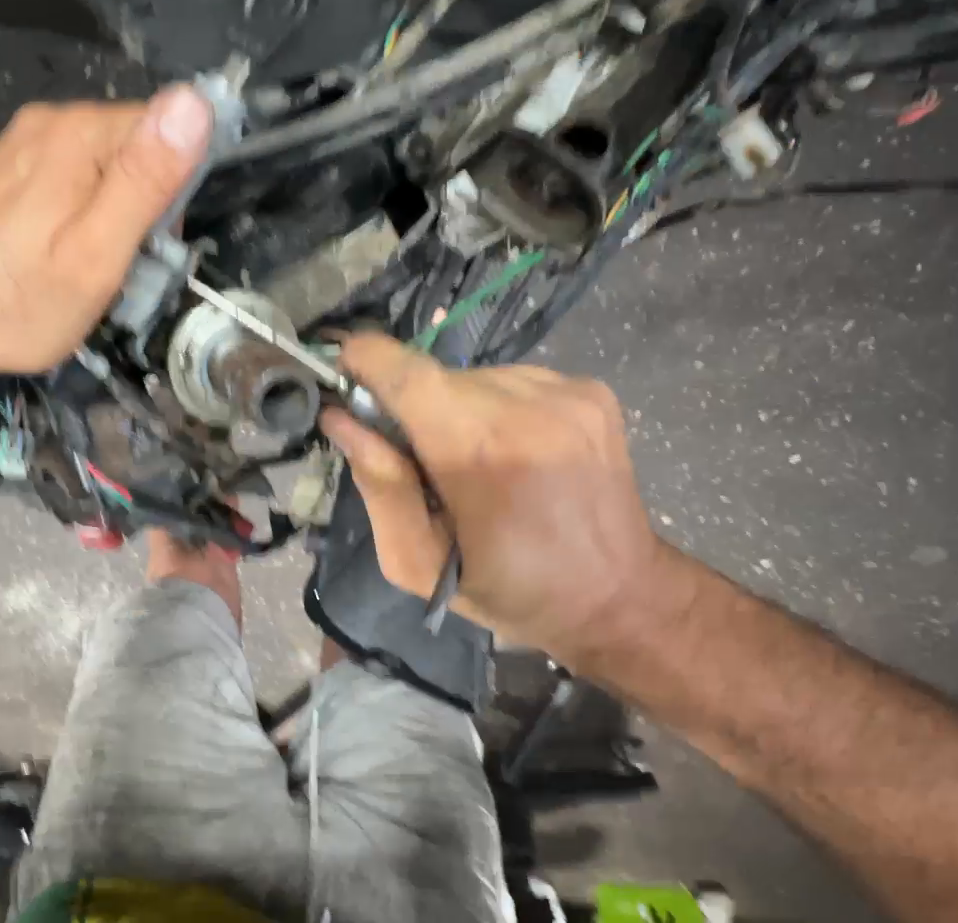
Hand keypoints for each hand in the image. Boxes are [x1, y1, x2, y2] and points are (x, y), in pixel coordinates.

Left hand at [0, 87, 212, 376]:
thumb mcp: (97, 254)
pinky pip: (73, 177)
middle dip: (143, 204)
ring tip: (89, 265)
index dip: (173, 190)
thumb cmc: (19, 305)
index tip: (153, 242)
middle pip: (134, 147)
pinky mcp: (9, 170)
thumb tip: (194, 102)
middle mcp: (48, 122)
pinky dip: (82, 213)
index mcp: (76, 134)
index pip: (166, 131)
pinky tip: (62, 252)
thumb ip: (146, 179)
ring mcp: (23, 144)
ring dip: (114, 213)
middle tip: (118, 264)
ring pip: (105, 165)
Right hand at [320, 335, 667, 660]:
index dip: (363, 361)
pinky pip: (510, 381)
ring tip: (472, 463)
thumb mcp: (416, 562)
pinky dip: (494, 409)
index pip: (405, 370)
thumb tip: (339, 417)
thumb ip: (377, 484)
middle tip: (415, 458)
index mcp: (480, 453)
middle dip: (409, 406)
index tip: (341, 378)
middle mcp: (528, 407)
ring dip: (454, 409)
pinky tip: (512, 453)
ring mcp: (567, 393)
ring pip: (471, 377)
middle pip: (433, 376)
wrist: (618, 596)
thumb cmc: (507, 589)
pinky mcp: (590, 390)